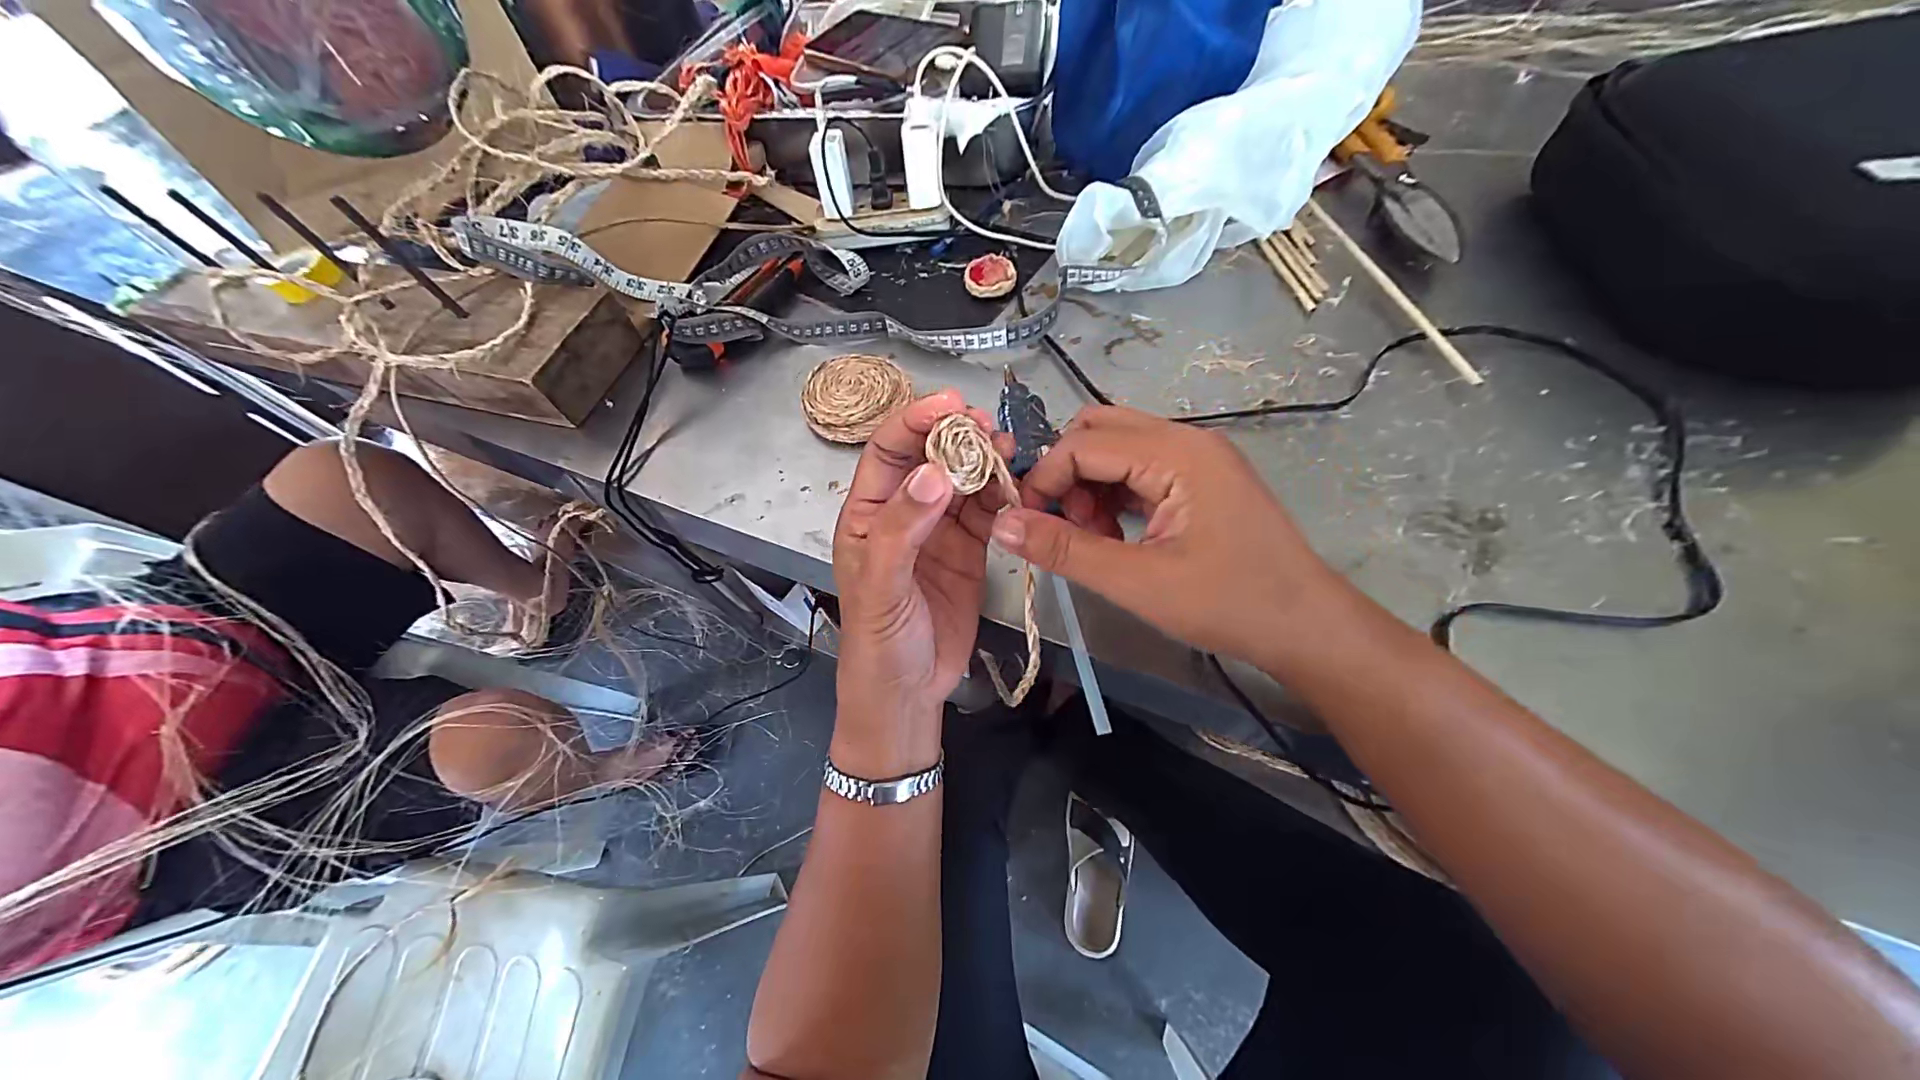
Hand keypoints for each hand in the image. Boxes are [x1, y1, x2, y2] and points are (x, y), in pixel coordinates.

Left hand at [832, 390, 1010, 772]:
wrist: (909, 692)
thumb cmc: (879, 642)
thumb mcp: (880, 585)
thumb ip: (901, 529)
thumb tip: (933, 473)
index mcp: (867, 515)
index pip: (888, 453)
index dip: (915, 423)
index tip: (950, 406)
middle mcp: (903, 514)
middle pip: (930, 460)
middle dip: (955, 438)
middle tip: (986, 425)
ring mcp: (938, 532)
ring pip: (962, 483)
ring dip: (982, 463)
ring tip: (1006, 448)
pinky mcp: (969, 551)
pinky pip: (986, 513)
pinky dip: (1001, 496)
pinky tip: (1015, 484)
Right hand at [991, 405, 1344, 671]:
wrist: (1306, 626)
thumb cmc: (1228, 604)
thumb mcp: (1137, 582)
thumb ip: (1065, 549)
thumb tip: (1003, 523)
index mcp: (1178, 453)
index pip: (1083, 443)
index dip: (1044, 480)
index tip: (1027, 525)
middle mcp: (1187, 440)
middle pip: (1099, 430)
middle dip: (1067, 474)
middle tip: (1065, 526)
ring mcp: (1198, 458)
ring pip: (1118, 447)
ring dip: (1090, 485)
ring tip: (1094, 538)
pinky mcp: (1201, 479)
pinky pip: (1140, 468)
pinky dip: (1114, 494)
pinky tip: (1116, 536)